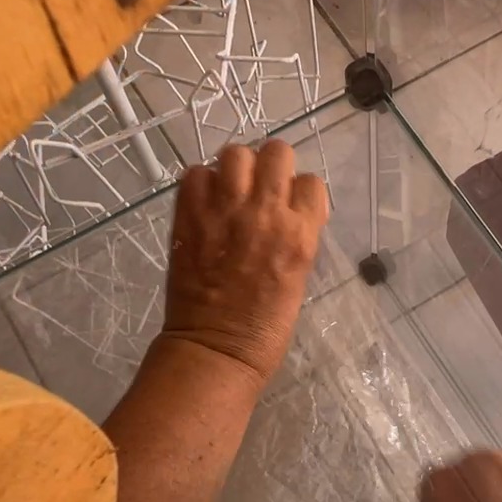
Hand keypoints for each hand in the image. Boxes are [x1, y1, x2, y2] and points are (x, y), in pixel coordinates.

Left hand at [161, 140, 328, 383]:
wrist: (217, 349)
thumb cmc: (266, 326)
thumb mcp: (299, 275)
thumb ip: (295, 236)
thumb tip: (285, 212)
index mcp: (301, 233)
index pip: (311, 182)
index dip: (300, 191)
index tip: (290, 206)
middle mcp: (267, 212)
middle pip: (277, 152)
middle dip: (272, 167)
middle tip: (260, 189)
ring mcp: (225, 210)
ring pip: (236, 153)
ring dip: (236, 168)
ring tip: (231, 191)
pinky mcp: (190, 215)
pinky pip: (196, 173)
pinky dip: (201, 183)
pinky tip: (205, 204)